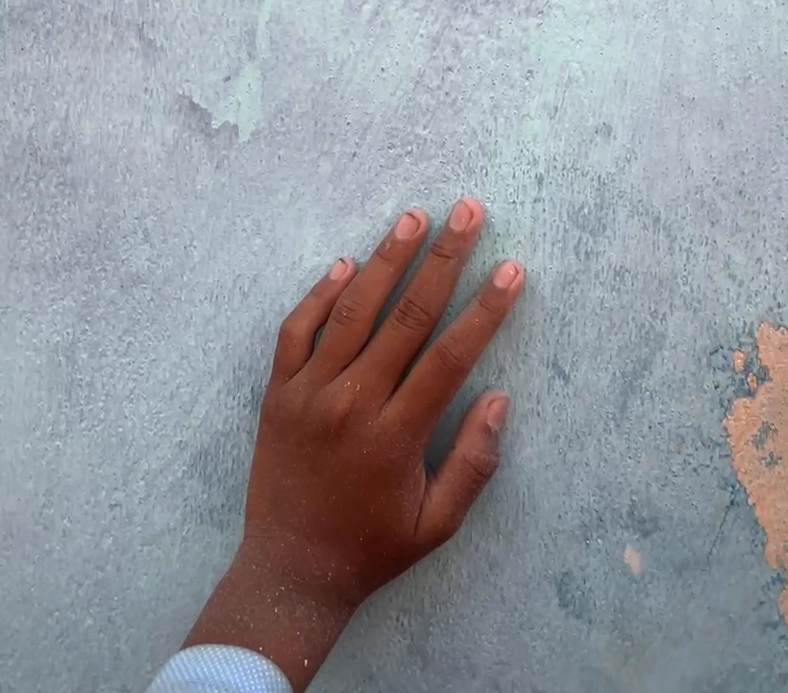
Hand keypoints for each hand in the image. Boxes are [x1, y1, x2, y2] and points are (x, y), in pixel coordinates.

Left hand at [184, 199, 525, 688]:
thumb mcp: (437, 524)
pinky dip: (320, 293)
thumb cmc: (371, 548)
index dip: (486, 309)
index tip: (511, 268)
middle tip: (468, 213)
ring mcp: (308, 392)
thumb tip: (500, 397)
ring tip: (414, 217)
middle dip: (443, 259)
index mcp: (395, 435)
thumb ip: (474, 462)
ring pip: (352, 310)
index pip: (450, 356)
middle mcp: (352, 402)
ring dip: (386, 259)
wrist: (288, 573)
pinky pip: (295, 330)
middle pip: (406, 316)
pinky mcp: (276, 392)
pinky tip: (346, 263)